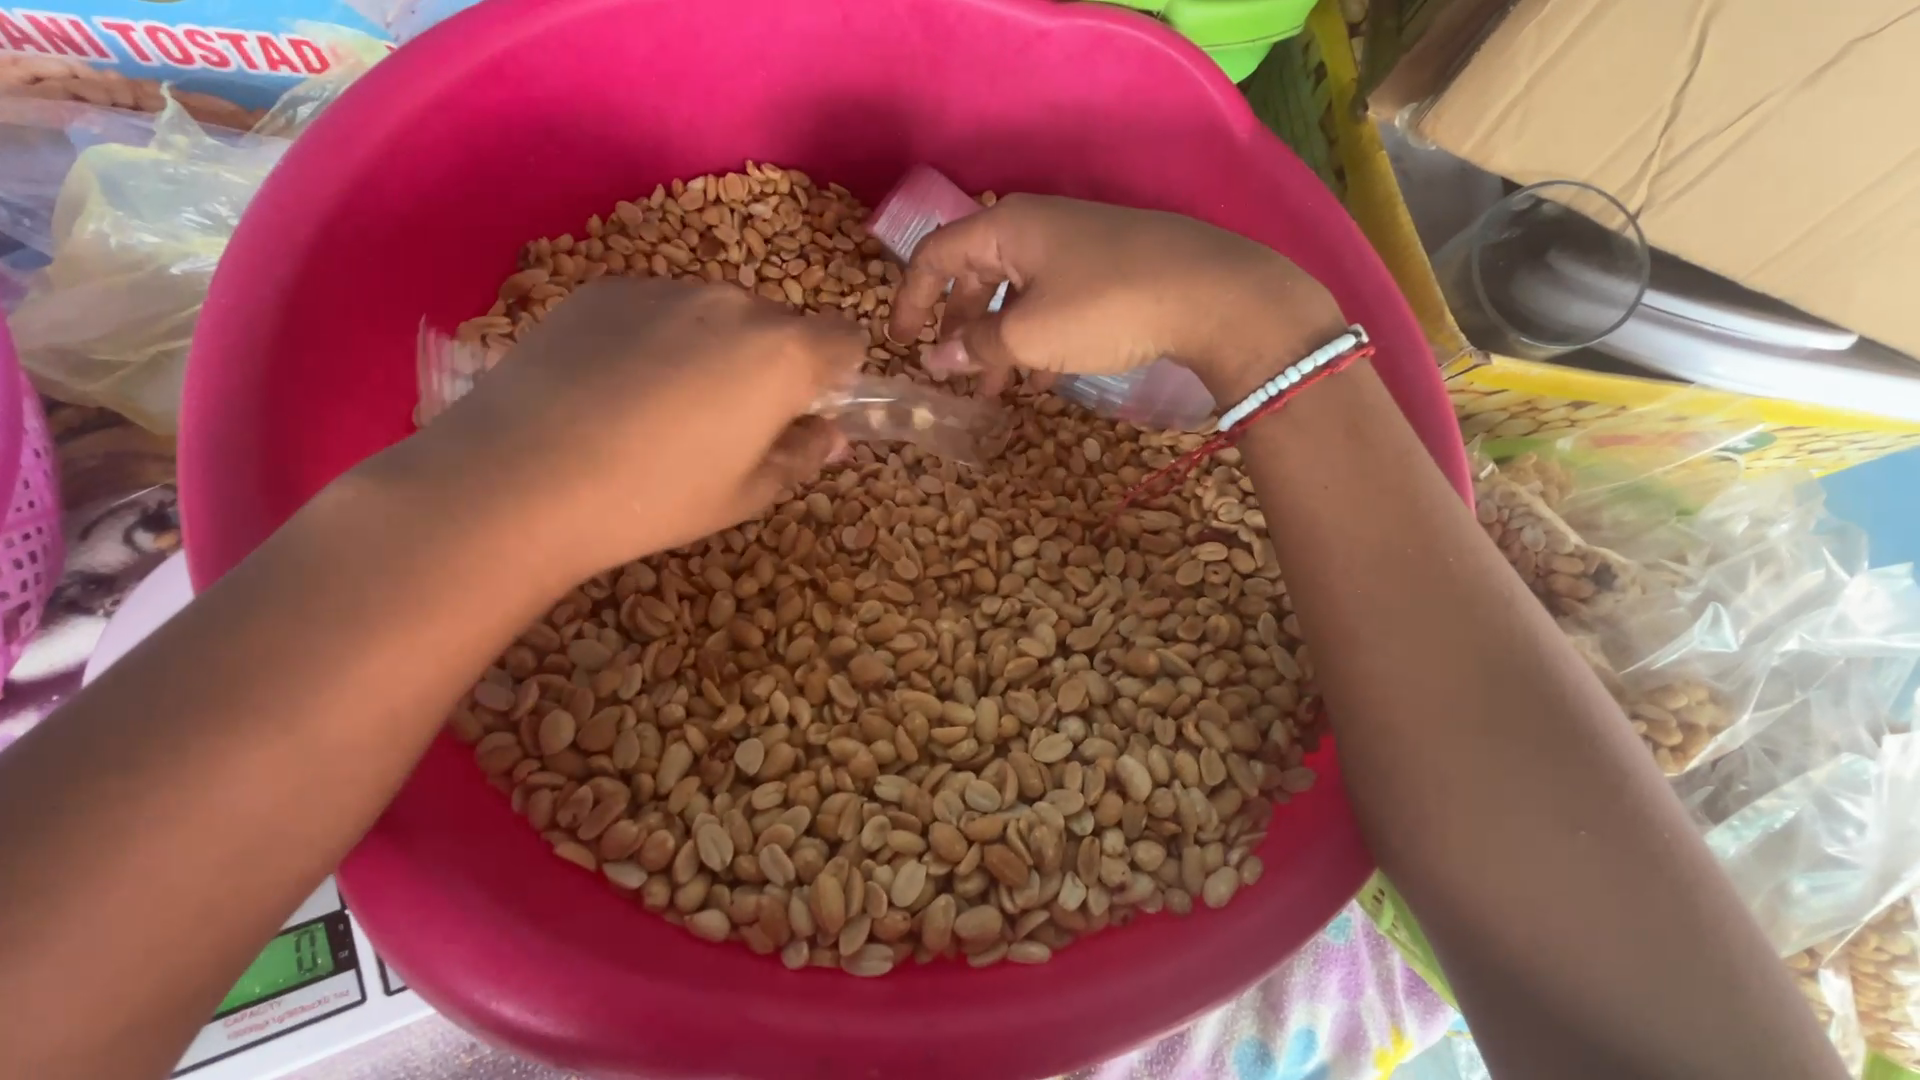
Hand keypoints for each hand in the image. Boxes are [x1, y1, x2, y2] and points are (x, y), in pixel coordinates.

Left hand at [391, 277, 861, 582]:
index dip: (835, 375)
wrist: (518, 477)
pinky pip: (658, 309)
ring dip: (713, 349)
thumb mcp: (745, 495)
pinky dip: (656, 340)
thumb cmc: (654, 498)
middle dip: (771, 364)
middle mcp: (733, 303)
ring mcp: (664, 289)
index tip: (805, 412)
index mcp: (783, 354)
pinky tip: (613, 390)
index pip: (845, 338)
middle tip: (729, 423)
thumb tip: (831, 435)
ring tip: (660, 409)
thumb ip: (801, 456)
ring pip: (716, 315)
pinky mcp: (604, 290)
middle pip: (779, 325)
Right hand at [886, 195, 1347, 401]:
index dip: (910, 300)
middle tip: (955, 373)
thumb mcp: (1030, 334)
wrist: (1216, 295)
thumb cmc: (1107, 308)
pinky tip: (1049, 375)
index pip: (935, 255)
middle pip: (976, 273)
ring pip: (1018, 291)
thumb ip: (977, 344)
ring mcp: (1078, 243)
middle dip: (959, 326)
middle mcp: (1037, 224)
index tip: (901, 345)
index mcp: (1006, 227)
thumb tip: (939, 357)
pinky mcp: (1111, 265)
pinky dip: (1039, 335)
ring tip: (998, 388)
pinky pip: (1054, 298)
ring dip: (1000, 338)